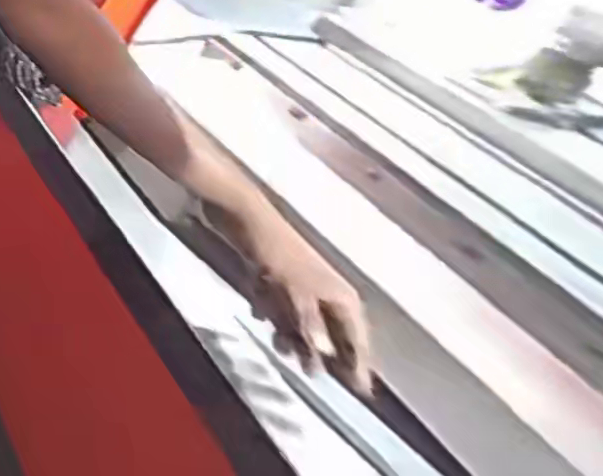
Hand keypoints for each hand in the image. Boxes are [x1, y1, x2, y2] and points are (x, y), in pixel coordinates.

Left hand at [245, 218, 372, 393]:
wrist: (240, 211)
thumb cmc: (273, 250)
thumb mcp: (292, 291)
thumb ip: (308, 323)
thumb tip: (325, 355)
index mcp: (340, 296)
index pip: (355, 340)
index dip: (357, 364)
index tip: (361, 392)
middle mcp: (324, 289)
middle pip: (328, 329)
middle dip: (320, 352)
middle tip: (311, 374)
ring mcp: (296, 278)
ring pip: (298, 313)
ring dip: (291, 331)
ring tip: (283, 351)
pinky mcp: (270, 268)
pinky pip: (276, 296)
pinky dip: (270, 307)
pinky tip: (259, 314)